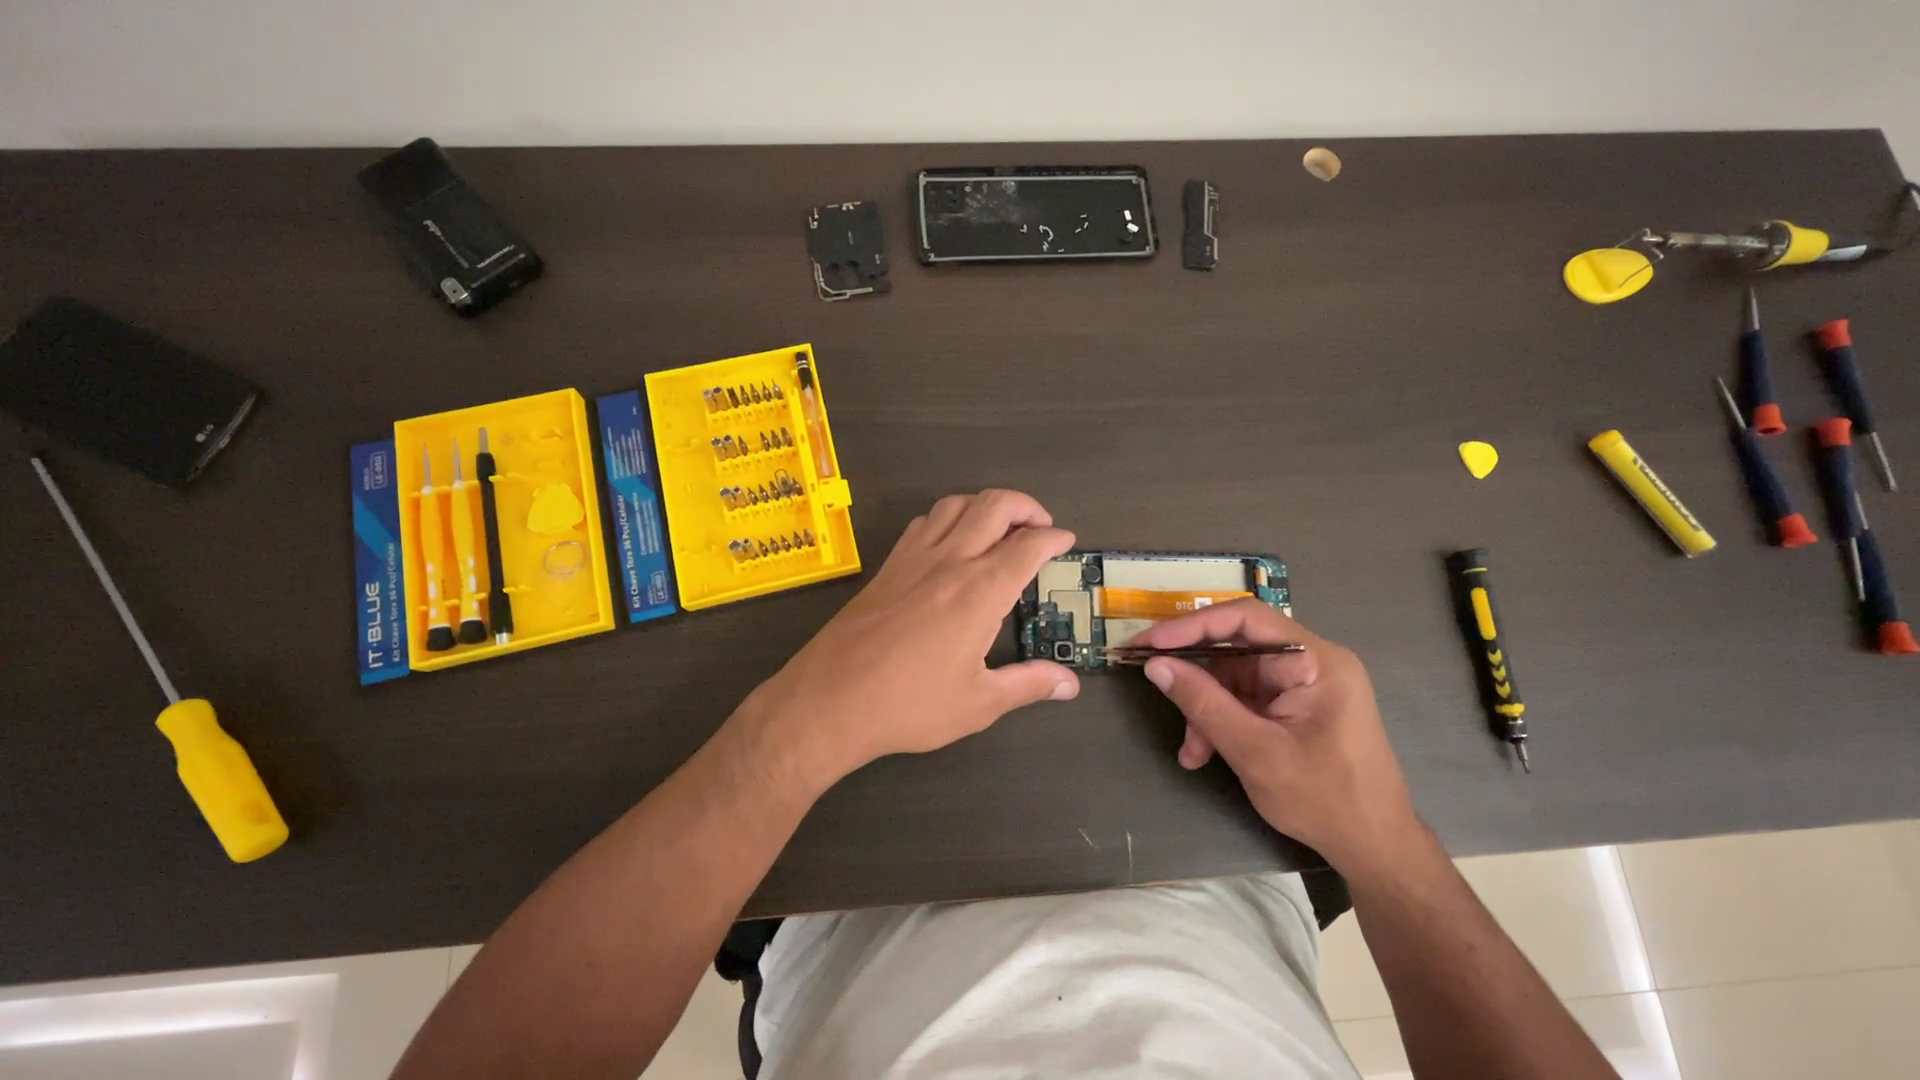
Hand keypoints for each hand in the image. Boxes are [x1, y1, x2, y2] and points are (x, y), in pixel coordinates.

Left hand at [739, 490, 1080, 788]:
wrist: (831, 698)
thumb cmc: (910, 704)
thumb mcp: (979, 703)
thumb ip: (1028, 685)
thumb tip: (1069, 684)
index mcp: (981, 591)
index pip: (1028, 546)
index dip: (1055, 539)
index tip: (1067, 542)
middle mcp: (950, 561)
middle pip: (994, 506)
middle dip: (1026, 507)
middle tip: (1041, 527)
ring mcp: (914, 559)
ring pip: (955, 504)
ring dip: (985, 505)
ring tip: (999, 527)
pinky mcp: (887, 566)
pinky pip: (923, 522)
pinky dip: (947, 518)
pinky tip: (949, 541)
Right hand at [1129, 600, 1421, 873]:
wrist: (1375, 849)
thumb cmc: (1325, 799)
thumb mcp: (1255, 752)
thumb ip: (1203, 704)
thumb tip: (1156, 665)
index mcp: (1316, 661)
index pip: (1246, 619)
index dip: (1192, 626)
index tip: (1149, 643)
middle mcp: (1312, 663)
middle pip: (1237, 650)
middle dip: (1196, 680)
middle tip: (1153, 686)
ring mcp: (1305, 686)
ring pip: (1235, 680)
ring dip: (1206, 711)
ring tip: (1191, 751)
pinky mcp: (1296, 709)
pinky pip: (1247, 702)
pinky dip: (1221, 724)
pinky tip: (1203, 753)